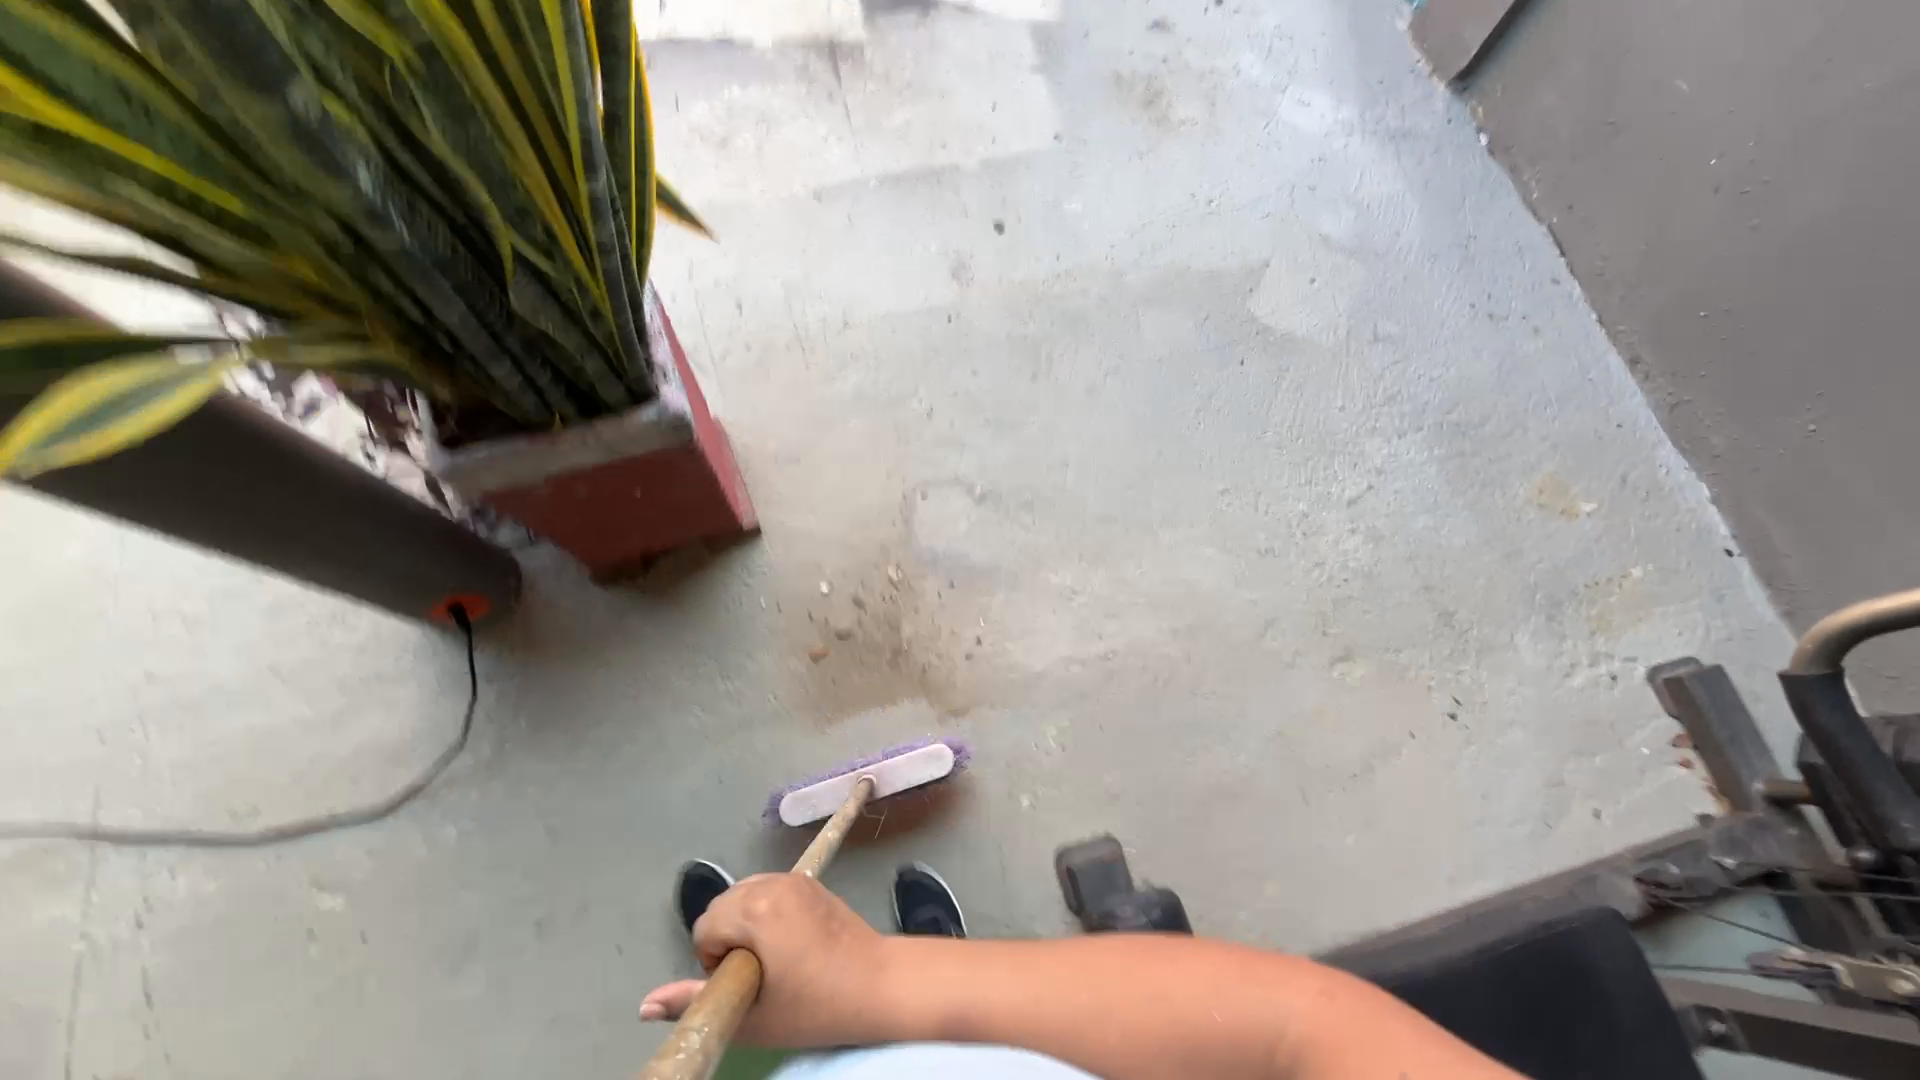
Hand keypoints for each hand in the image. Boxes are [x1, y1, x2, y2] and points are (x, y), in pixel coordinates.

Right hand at [639, 873, 896, 1046]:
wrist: (877, 984)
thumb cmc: (815, 1006)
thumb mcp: (751, 1015)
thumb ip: (694, 1004)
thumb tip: (644, 1006)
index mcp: (755, 910)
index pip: (705, 927)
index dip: (714, 961)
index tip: (743, 983)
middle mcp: (772, 883)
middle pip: (722, 905)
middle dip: (727, 939)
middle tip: (757, 974)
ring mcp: (794, 879)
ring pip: (744, 895)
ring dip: (745, 923)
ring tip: (772, 959)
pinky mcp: (810, 883)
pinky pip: (768, 890)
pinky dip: (765, 911)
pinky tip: (787, 942)